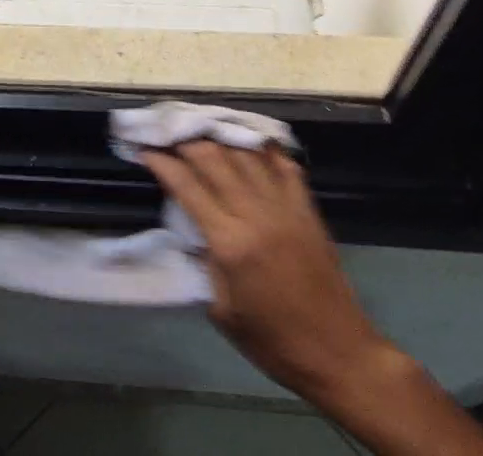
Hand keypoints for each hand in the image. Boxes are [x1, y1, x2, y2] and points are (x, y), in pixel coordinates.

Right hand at [140, 141, 396, 397]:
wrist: (337, 352)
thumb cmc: (272, 341)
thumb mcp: (222, 310)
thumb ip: (206, 262)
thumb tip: (194, 230)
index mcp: (231, 243)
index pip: (188, 188)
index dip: (163, 164)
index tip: (145, 150)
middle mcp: (257, 214)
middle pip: (216, 159)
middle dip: (186, 142)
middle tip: (166, 134)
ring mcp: (287, 207)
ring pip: (248, 155)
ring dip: (221, 138)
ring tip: (200, 130)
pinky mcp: (309, 210)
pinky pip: (285, 166)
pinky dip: (265, 149)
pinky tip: (249, 140)